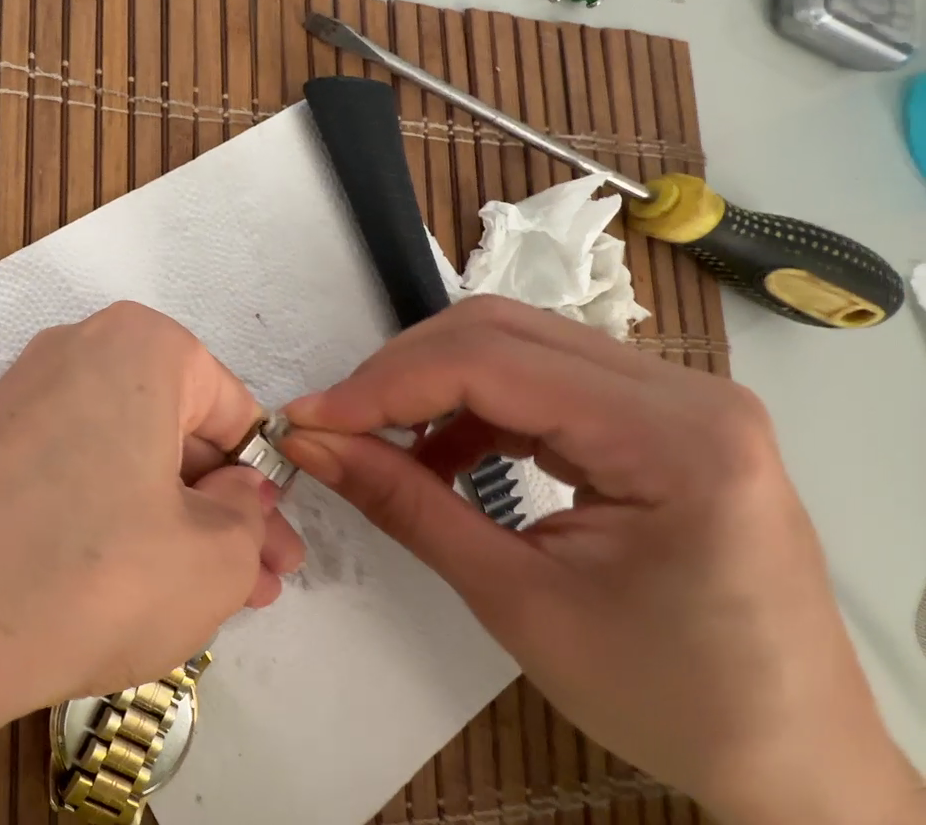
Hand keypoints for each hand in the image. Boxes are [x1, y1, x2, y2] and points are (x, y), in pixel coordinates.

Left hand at [0, 302, 302, 816]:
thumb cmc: (95, 574)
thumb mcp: (214, 559)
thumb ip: (248, 517)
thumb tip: (239, 496)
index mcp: (137, 345)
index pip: (231, 411)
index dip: (260, 485)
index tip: (275, 546)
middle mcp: (71, 352)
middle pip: (171, 432)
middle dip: (219, 509)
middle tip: (254, 581)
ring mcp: (17, 399)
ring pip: (120, 458)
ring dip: (166, 521)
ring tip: (198, 597)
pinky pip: (67, 474)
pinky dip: (104, 517)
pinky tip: (126, 580)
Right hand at [278, 297, 922, 824]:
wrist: (787, 758)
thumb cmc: (664, 694)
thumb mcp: (514, 599)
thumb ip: (405, 505)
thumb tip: (309, 444)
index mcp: (675, 438)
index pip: (491, 364)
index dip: (383, 385)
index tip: (304, 422)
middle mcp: (686, 393)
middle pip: (500, 332)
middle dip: (398, 374)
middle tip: (332, 428)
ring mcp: (677, 400)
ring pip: (513, 345)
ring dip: (429, 385)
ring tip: (374, 440)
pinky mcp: (658, 419)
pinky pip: (538, 380)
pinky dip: (469, 407)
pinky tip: (437, 454)